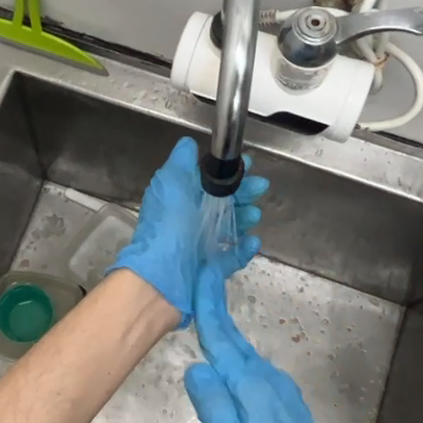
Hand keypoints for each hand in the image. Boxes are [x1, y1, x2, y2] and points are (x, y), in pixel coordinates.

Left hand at [109, 136, 266, 324]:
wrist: (163, 277)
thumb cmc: (168, 226)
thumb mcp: (171, 183)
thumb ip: (182, 163)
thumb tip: (189, 144)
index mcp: (178, 198)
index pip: (206, 180)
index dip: (226, 171)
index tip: (247, 164)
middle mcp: (188, 221)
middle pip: (221, 202)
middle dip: (242, 192)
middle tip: (260, 186)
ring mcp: (200, 245)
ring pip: (228, 227)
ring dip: (245, 217)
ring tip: (254, 213)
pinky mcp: (210, 269)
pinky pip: (232, 256)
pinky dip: (243, 248)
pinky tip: (252, 241)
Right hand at [185, 266, 369, 422]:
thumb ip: (216, 411)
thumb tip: (196, 367)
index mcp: (254, 392)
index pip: (225, 340)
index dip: (210, 306)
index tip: (202, 271)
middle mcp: (271, 384)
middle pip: (235, 342)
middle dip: (215, 310)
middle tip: (197, 280)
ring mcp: (282, 395)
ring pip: (244, 356)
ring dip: (224, 333)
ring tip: (202, 314)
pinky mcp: (286, 408)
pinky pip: (253, 371)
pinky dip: (235, 355)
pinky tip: (225, 360)